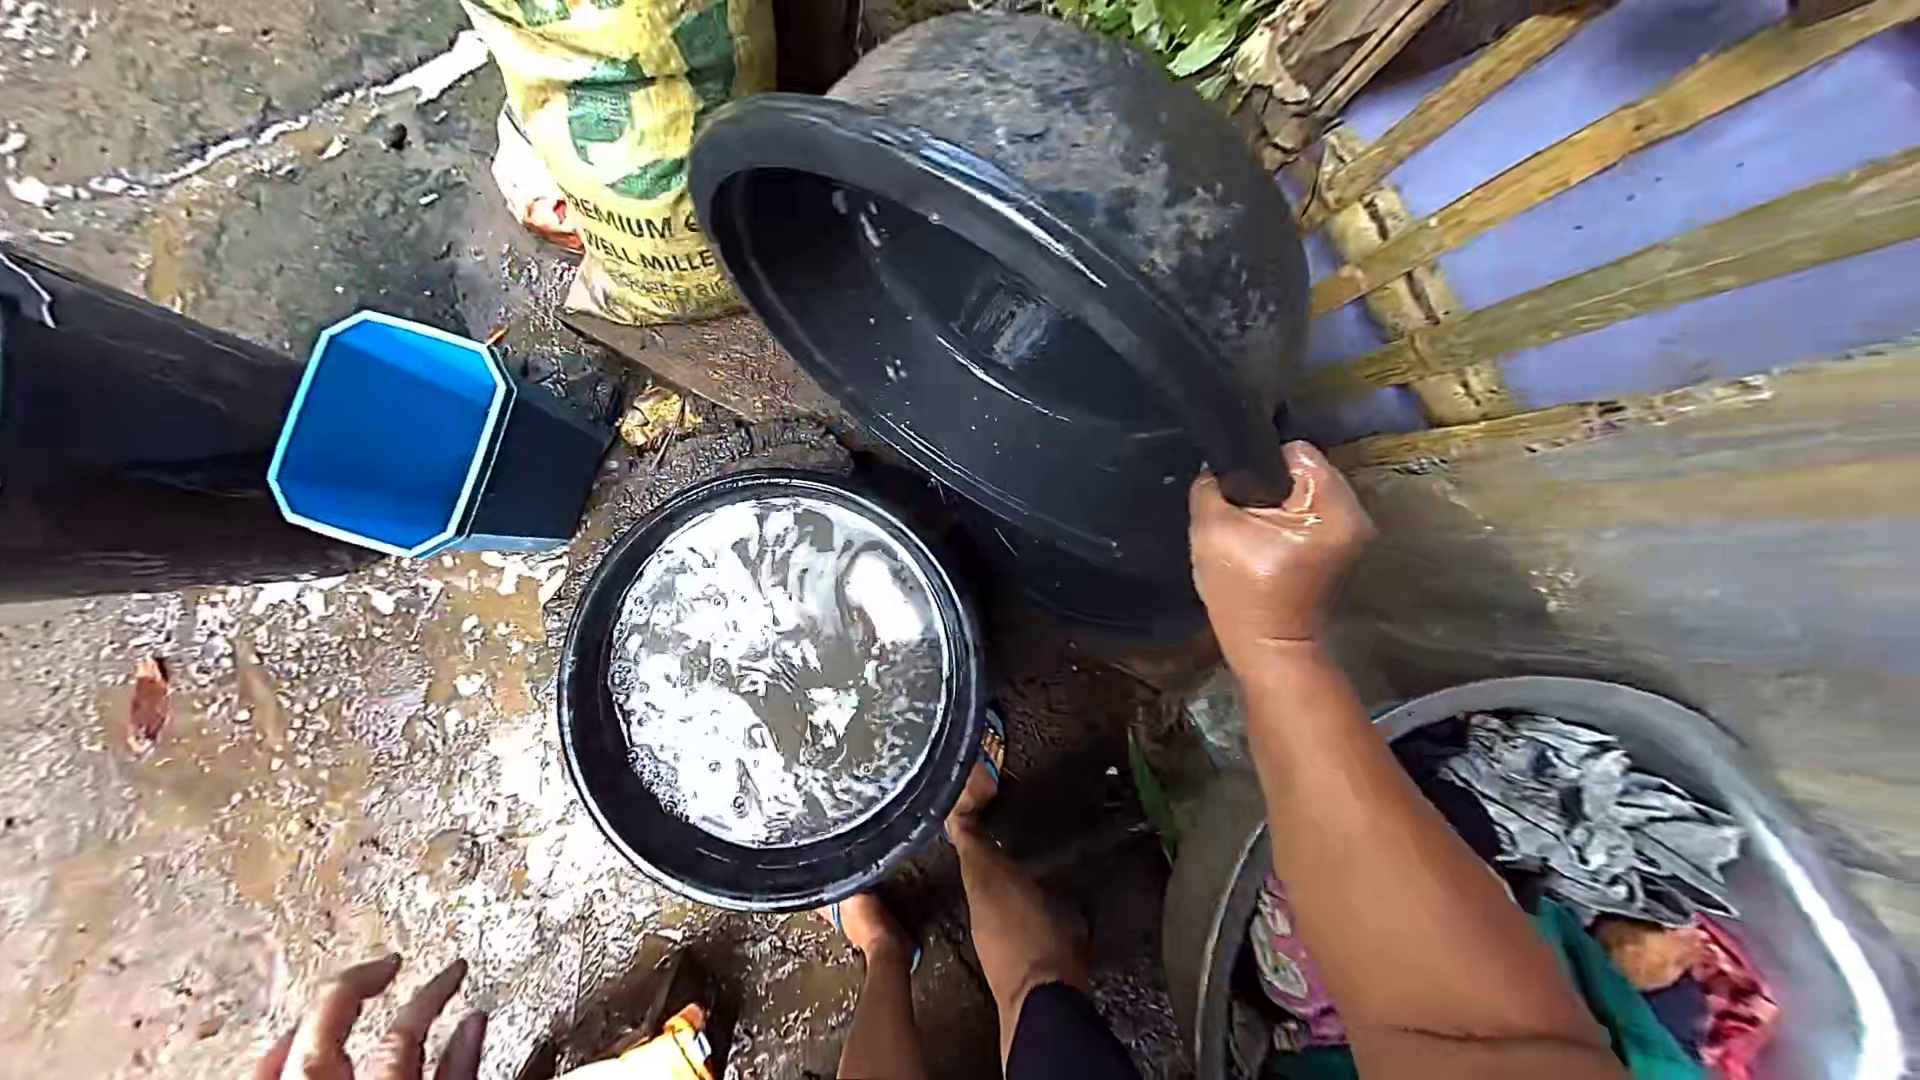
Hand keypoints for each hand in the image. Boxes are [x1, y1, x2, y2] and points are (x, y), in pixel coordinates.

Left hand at [252, 955, 486, 1079]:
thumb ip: (458, 1072)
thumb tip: (474, 1021)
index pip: (403, 1031)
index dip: (434, 991)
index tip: (453, 972)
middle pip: (321, 1031)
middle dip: (354, 984)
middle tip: (387, 964)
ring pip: (273, 1058)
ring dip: (311, 1020)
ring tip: (343, 1001)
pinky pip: (258, 1079)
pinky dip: (279, 1057)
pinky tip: (302, 1048)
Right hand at [1189, 441, 1374, 663]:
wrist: (1266, 646)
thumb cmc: (1242, 592)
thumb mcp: (1212, 531)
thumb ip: (1210, 488)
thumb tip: (1216, 472)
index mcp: (1332, 507)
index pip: (1295, 452)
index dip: (1257, 464)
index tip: (1237, 491)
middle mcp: (1355, 515)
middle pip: (1303, 472)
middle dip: (1267, 487)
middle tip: (1240, 514)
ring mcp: (1351, 534)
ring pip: (1304, 493)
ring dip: (1275, 505)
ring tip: (1250, 529)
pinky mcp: (1339, 549)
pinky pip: (1308, 515)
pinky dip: (1285, 521)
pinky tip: (1264, 541)